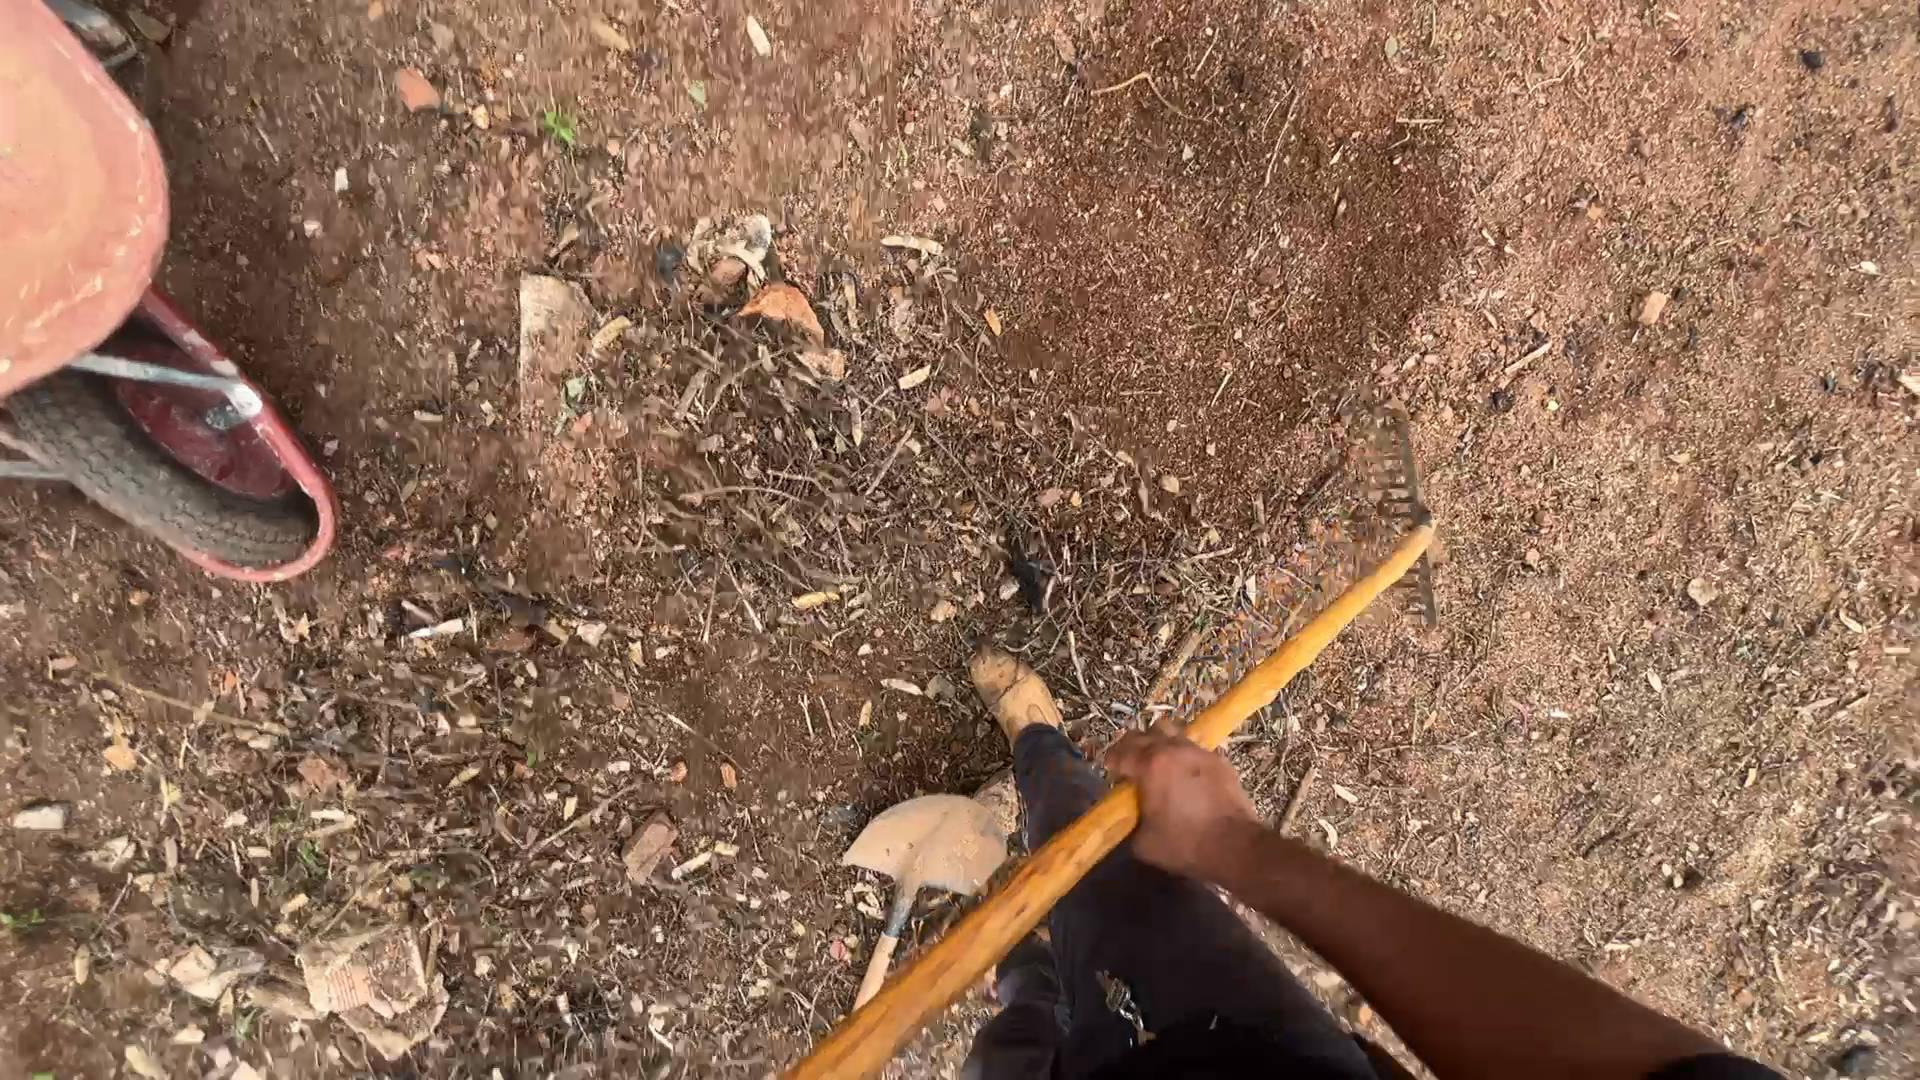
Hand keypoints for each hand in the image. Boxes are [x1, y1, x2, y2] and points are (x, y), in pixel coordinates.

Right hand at [1104, 731, 1262, 883]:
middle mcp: (1172, 749)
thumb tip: (1128, 819)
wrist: (1236, 847)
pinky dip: (1183, 755)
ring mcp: (1197, 751)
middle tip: (1130, 764)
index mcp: (1149, 765)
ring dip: (1158, 743)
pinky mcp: (1218, 760)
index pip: (1120, 751)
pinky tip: (1186, 775)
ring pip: (1170, 732)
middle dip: (1131, 747)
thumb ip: (1130, 825)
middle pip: (1143, 734)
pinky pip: (1193, 747)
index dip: (1111, 760)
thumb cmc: (1186, 844)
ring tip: (1159, 761)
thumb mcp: (1144, 844)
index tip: (1111, 771)